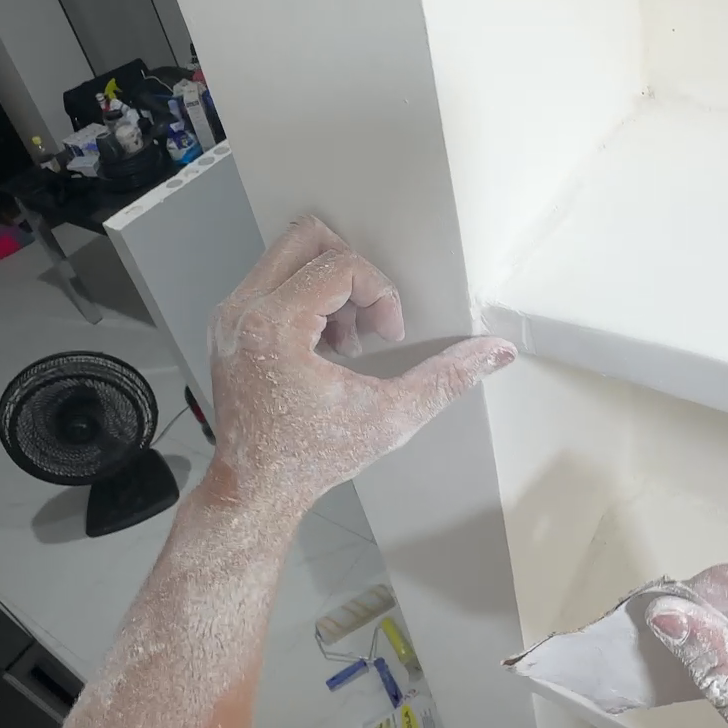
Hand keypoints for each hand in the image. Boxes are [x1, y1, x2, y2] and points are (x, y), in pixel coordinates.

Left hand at [204, 216, 514, 517]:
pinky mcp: (229, 325)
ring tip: (348, 339)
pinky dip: (309, 297)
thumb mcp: (391, 418)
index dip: (381, 292)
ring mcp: (230, 315)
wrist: (254, 490)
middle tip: (368, 317)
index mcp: (275, 326)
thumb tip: (497, 351)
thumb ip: (448, 379)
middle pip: (307, 237)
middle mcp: (243, 310)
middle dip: (353, 271)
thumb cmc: (312, 458)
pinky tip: (326, 345)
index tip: (390, 334)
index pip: (341, 264)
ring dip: (332, 284)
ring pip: (289, 255)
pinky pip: (274, 279)